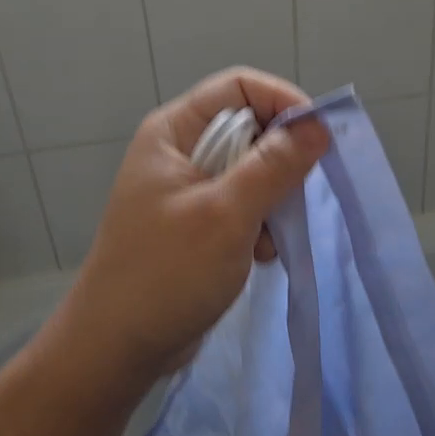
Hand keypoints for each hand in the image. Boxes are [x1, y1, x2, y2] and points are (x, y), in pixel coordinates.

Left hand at [52, 68, 331, 381]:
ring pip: (252, 169)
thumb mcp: (226, 215)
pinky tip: (258, 256)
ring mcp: (187, 188)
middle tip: (295, 197)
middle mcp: (179, 150)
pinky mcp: (197, 223)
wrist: (115, 349)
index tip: (319, 139)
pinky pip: (243, 204)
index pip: (239, 86)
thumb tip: (317, 125)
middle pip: (250, 127)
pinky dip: (259, 225)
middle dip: (280, 160)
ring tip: (268, 237)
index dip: (282, 102)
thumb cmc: (166, 274)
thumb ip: (273, 166)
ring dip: (272, 199)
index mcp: (174, 130)